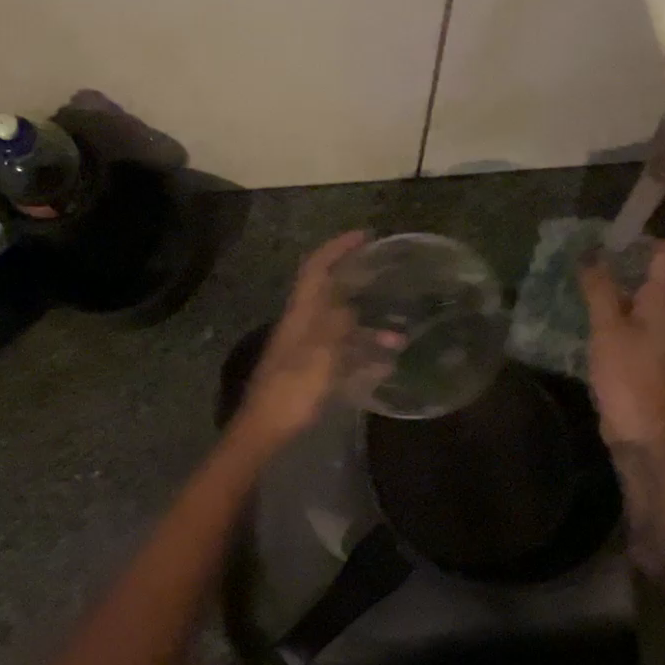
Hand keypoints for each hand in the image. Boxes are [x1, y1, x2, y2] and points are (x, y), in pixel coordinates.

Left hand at [232, 231, 367, 450]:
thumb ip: (335, 326)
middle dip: (357, 283)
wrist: (266, 427)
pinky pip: (342, 354)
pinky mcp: (310, 371)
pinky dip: (363, 354)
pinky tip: (384, 366)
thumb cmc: (292, 390)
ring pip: (341, 328)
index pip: (316, 269)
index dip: (337, 248)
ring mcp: (306, 349)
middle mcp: (302, 325)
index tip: (363, 236)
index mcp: (300, 314)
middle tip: (386, 278)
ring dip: (368, 329)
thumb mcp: (318, 354)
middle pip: (329, 294)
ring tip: (399, 338)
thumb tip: (350, 307)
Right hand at [579, 238, 664, 452]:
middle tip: (580, 253)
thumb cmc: (628, 375)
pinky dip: (608, 311)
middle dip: (618, 260)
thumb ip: (599, 287)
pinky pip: (628, 319)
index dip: (641, 238)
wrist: (642, 432)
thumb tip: (589, 252)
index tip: (606, 234)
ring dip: (609, 286)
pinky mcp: (643, 353)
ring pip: (635, 296)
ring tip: (574, 278)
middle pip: (649, 272)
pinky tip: (581, 312)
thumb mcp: (607, 327)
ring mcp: (657, 334)